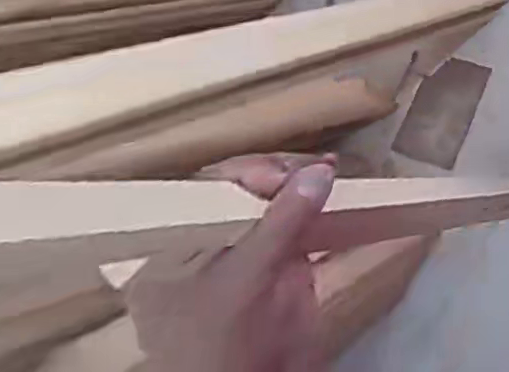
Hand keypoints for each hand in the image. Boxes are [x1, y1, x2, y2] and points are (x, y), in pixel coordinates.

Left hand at [127, 154, 336, 371]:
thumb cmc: (226, 341)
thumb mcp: (246, 280)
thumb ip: (281, 222)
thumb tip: (321, 169)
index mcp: (172, 255)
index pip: (199, 195)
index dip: (241, 176)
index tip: (279, 177)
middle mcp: (205, 248)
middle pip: (241, 192)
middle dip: (280, 174)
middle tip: (314, 169)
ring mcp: (246, 253)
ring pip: (274, 200)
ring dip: (303, 180)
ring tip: (330, 168)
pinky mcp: (282, 259)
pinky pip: (299, 218)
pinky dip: (319, 198)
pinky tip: (337, 180)